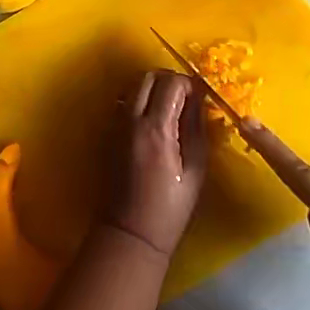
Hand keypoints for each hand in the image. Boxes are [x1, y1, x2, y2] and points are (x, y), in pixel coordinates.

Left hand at [104, 71, 209, 256]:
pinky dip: (140, 98)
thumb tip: (200, 99)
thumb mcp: (195, 170)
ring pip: (134, 85)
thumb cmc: (169, 208)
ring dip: (154, 87)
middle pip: (148, 77)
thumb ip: (196, 128)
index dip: (189, 84)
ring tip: (171, 107)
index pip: (171, 84)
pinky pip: (125, 100)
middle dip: (170, 79)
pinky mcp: (108, 132)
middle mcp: (131, 119)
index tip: (201, 95)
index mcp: (155, 129)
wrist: (129, 233)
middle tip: (186, 97)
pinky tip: (153, 119)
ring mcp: (116, 124)